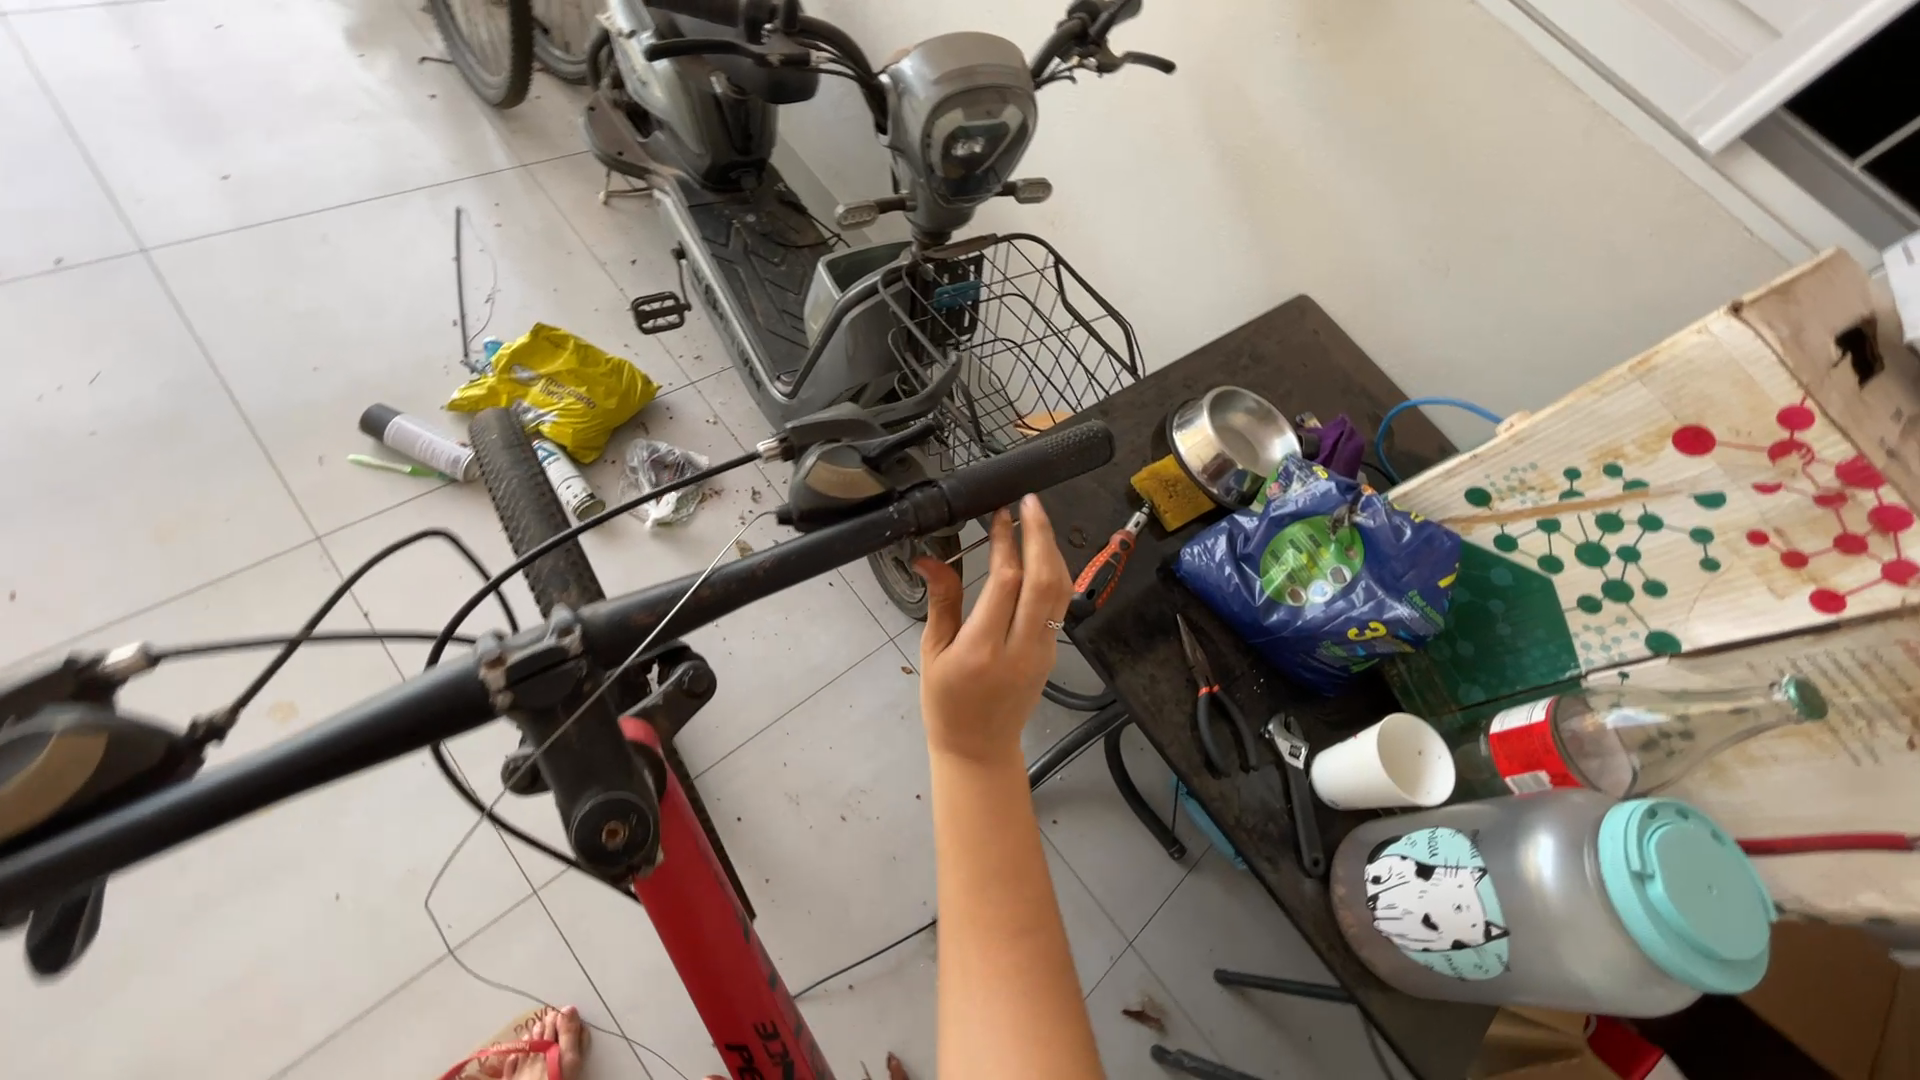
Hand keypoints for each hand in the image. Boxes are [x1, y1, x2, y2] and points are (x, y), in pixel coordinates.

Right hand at [913, 494, 1072, 762]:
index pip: (1005, 581)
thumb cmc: (946, 703)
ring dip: (1053, 549)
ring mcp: (1043, 651)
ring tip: (1038, 519)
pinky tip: (1043, 554)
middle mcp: (1020, 647)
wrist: (980, 748)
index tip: (999, 513)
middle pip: (1043, 578)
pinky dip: (1055, 573)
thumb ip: (941, 601)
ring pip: (1060, 589)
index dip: (1006, 541)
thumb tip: (931, 557)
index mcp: (982, 648)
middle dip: (1040, 533)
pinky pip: (1059, 605)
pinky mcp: (1053, 653)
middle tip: (1030, 502)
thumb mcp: (933, 652)